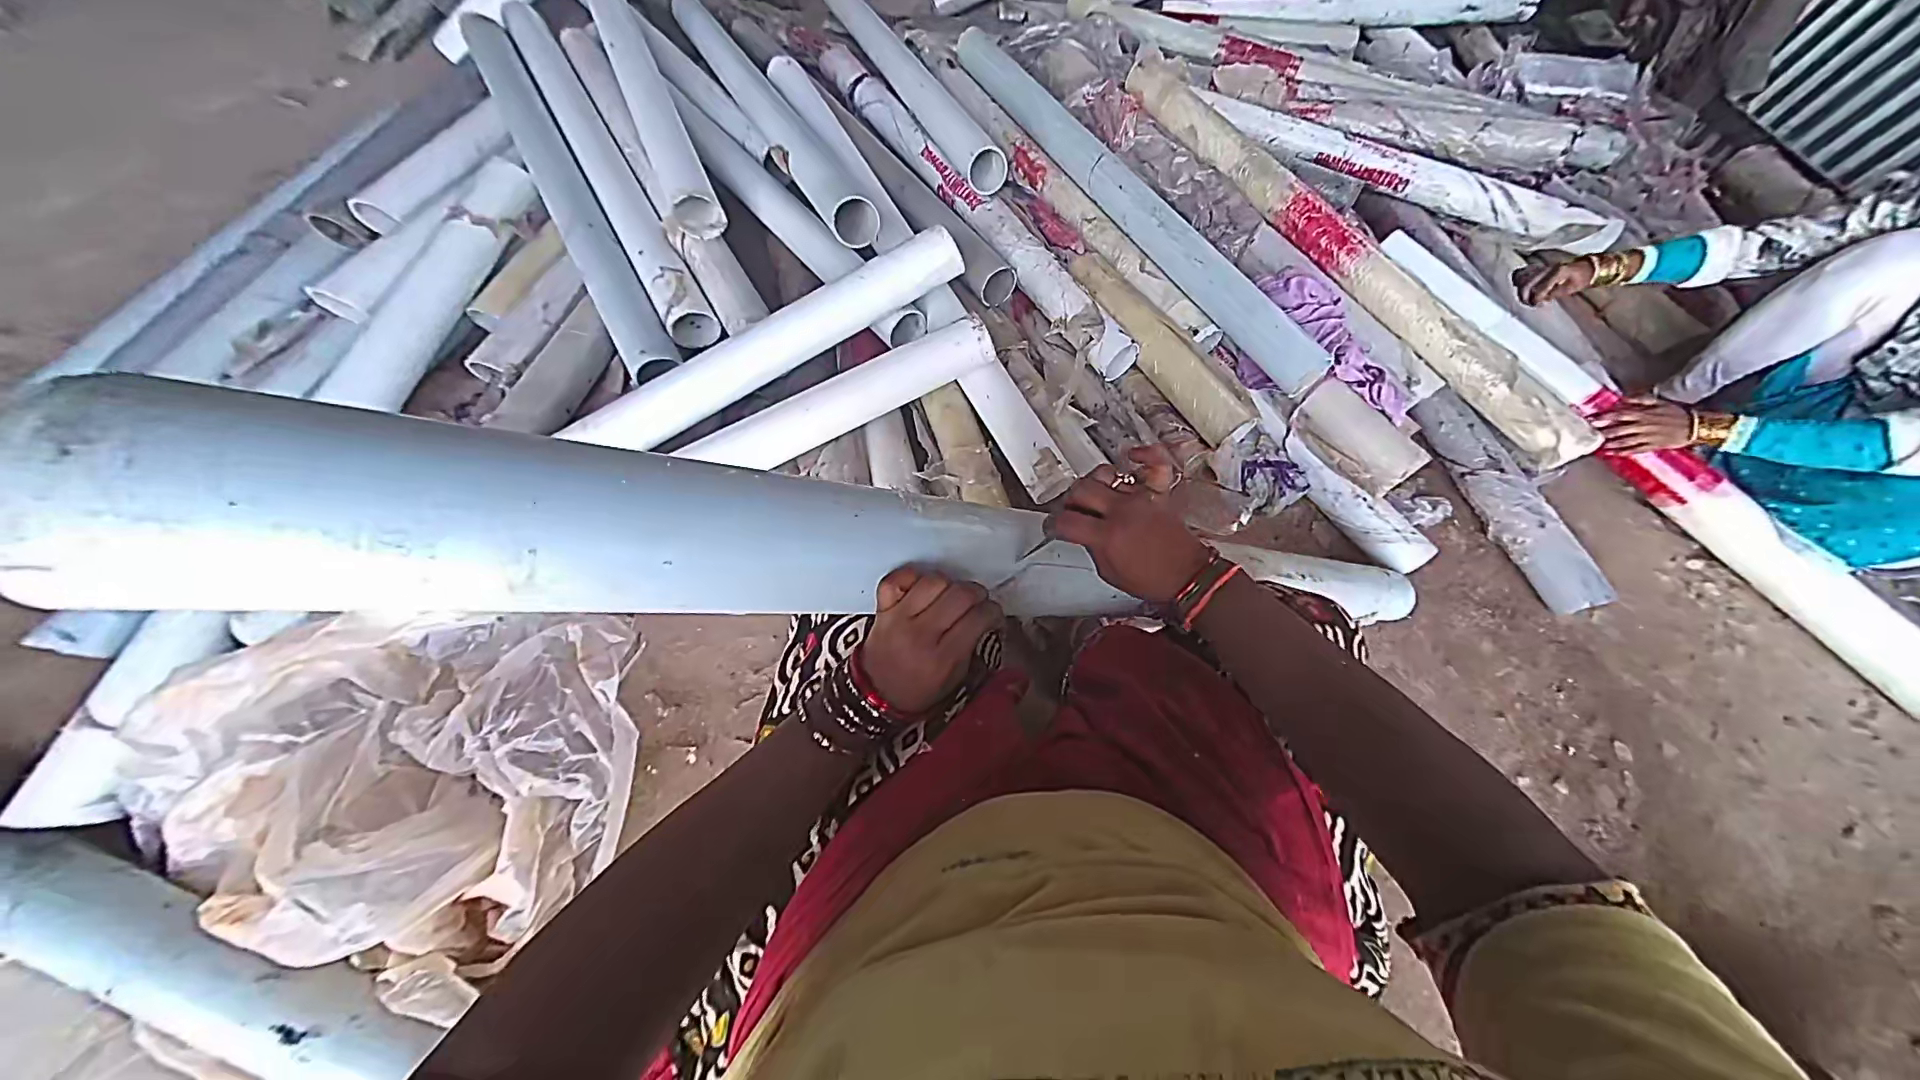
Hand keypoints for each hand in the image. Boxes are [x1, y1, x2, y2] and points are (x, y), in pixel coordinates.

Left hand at [861, 567, 1002, 712]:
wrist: (878, 698)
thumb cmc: (920, 690)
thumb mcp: (957, 679)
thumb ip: (974, 646)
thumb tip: (988, 616)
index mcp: (943, 659)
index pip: (979, 617)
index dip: (992, 612)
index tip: (992, 615)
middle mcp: (920, 636)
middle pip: (960, 594)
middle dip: (976, 595)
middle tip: (976, 604)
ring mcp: (897, 620)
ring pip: (933, 581)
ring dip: (948, 585)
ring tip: (949, 597)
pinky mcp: (882, 610)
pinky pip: (897, 579)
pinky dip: (912, 578)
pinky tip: (922, 589)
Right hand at [1044, 445, 1212, 602]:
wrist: (1189, 578)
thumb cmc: (1153, 580)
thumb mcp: (1109, 572)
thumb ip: (1092, 547)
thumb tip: (1083, 533)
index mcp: (1108, 536)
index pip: (1066, 521)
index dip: (1053, 524)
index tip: (1055, 526)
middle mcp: (1122, 512)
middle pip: (1080, 490)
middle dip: (1069, 501)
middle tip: (1073, 511)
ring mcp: (1141, 499)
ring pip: (1105, 474)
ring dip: (1092, 482)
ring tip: (1094, 494)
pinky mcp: (1158, 494)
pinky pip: (1155, 463)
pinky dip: (1144, 455)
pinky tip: (1131, 457)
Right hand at [1513, 257, 1595, 305]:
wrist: (1588, 266)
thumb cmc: (1583, 278)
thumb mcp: (1572, 288)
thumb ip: (1555, 294)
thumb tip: (1540, 300)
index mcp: (1558, 272)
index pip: (1540, 288)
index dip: (1536, 298)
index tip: (1537, 304)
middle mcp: (1548, 268)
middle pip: (1527, 283)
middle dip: (1524, 296)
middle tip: (1529, 303)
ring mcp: (1543, 266)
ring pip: (1522, 277)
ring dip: (1521, 289)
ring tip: (1526, 297)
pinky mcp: (1540, 267)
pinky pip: (1523, 272)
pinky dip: (1519, 280)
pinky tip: (1521, 287)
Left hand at [1592, 395, 1695, 451]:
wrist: (1698, 426)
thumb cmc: (1677, 412)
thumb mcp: (1660, 402)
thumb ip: (1641, 400)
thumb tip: (1623, 398)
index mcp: (1645, 414)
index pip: (1620, 415)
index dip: (1604, 417)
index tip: (1590, 419)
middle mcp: (1644, 426)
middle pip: (1618, 429)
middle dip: (1603, 432)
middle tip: (1588, 434)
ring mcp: (1647, 437)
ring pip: (1624, 441)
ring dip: (1609, 443)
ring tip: (1596, 445)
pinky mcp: (1652, 446)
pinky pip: (1634, 450)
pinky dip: (1621, 452)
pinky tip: (1610, 453)